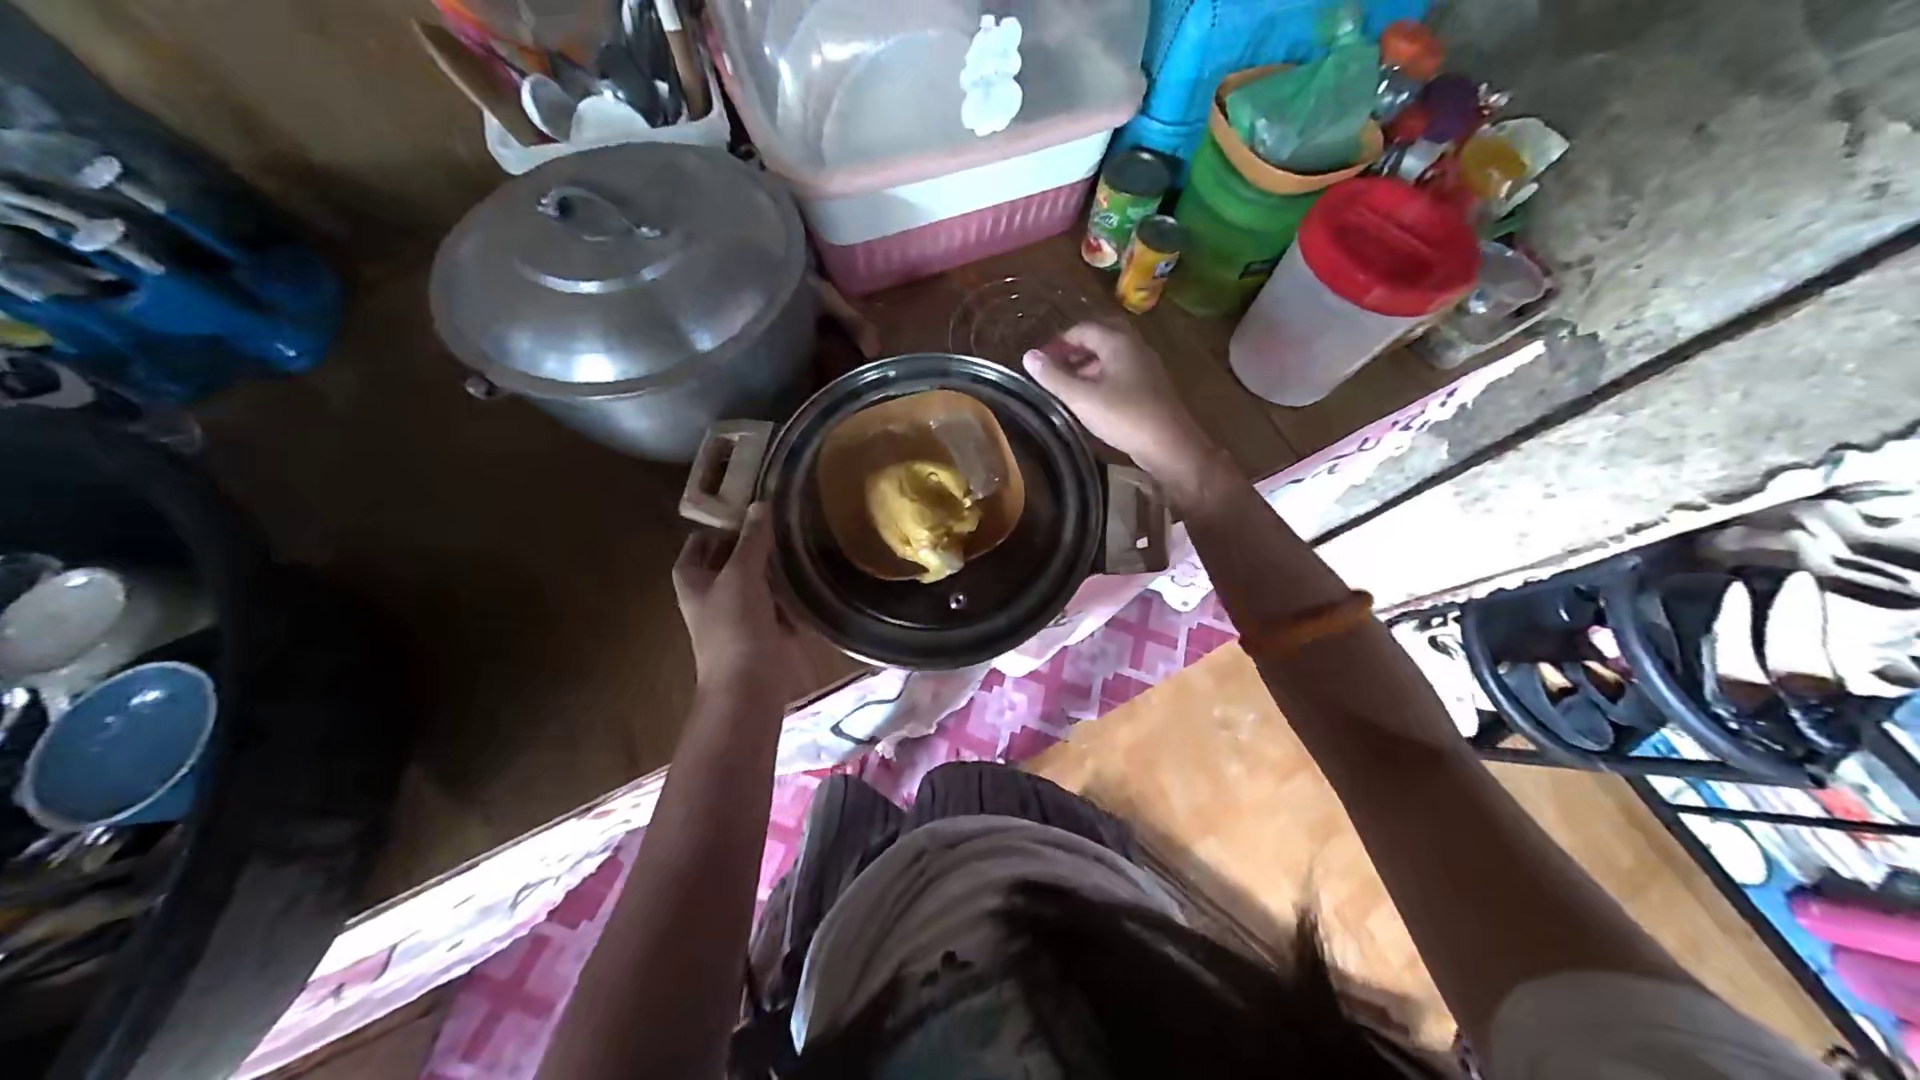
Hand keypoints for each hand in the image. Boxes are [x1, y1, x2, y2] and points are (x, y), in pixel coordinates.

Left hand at [673, 503, 802, 702]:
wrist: (751, 683)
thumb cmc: (735, 625)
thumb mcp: (741, 573)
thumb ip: (752, 539)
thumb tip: (760, 503)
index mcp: (692, 577)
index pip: (702, 540)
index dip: (722, 524)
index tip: (752, 506)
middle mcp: (712, 591)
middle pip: (731, 556)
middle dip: (753, 541)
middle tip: (783, 517)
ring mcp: (740, 609)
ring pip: (756, 576)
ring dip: (773, 563)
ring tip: (799, 535)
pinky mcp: (766, 624)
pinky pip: (777, 597)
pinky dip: (788, 586)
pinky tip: (808, 568)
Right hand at [1022, 322, 1216, 481]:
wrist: (1170, 445)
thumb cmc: (1124, 416)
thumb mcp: (1081, 398)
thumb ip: (1053, 377)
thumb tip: (1028, 356)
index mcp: (1118, 342)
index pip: (1082, 329)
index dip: (1058, 342)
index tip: (1039, 360)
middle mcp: (1134, 347)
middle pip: (1099, 337)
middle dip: (1074, 349)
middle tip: (1054, 367)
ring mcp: (1145, 367)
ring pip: (1111, 356)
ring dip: (1087, 364)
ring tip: (1067, 385)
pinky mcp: (1150, 387)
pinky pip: (1120, 372)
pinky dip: (1101, 377)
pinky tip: (1091, 399)